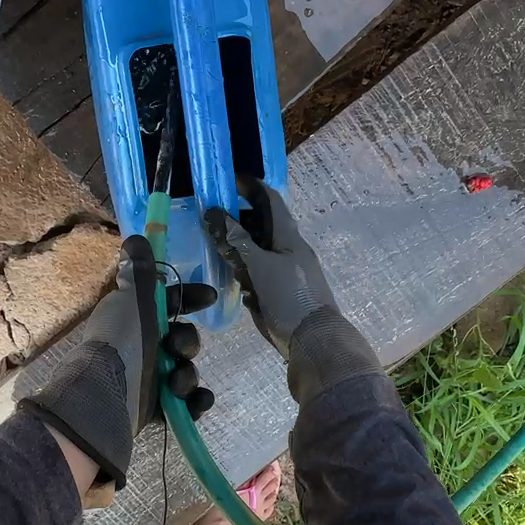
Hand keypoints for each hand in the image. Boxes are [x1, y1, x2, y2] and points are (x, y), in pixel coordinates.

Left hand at [23, 236, 214, 488]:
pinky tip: (197, 402)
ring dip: (187, 375)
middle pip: (182, 338)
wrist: (105, 398)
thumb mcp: (131, 300)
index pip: (168, 303)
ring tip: (175, 383)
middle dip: (187, 342)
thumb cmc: (121, 342)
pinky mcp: (156, 409)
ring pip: (186, 371)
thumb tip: (136, 236)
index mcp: (135, 319)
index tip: (209, 297)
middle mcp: (142, 347)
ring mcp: (149, 379)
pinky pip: (187, 404)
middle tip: (177, 347)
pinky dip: (194, 403)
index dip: (190, 297)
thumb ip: (140, 271)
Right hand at [207, 177, 380, 402]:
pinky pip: (259, 270)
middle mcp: (289, 249)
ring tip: (212, 244)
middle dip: (238, 215)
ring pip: (259, 248)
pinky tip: (227, 274)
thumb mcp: (258, 266)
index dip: (250, 186)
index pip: (269, 199)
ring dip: (238, 242)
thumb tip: (211, 212)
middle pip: (262, 224)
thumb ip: (235, 240)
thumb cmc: (289, 299)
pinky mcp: (281, 292)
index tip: (226, 180)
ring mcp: (287, 271)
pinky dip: (243, 265)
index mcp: (288, 236)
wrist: (315, 343)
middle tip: (209, 216)